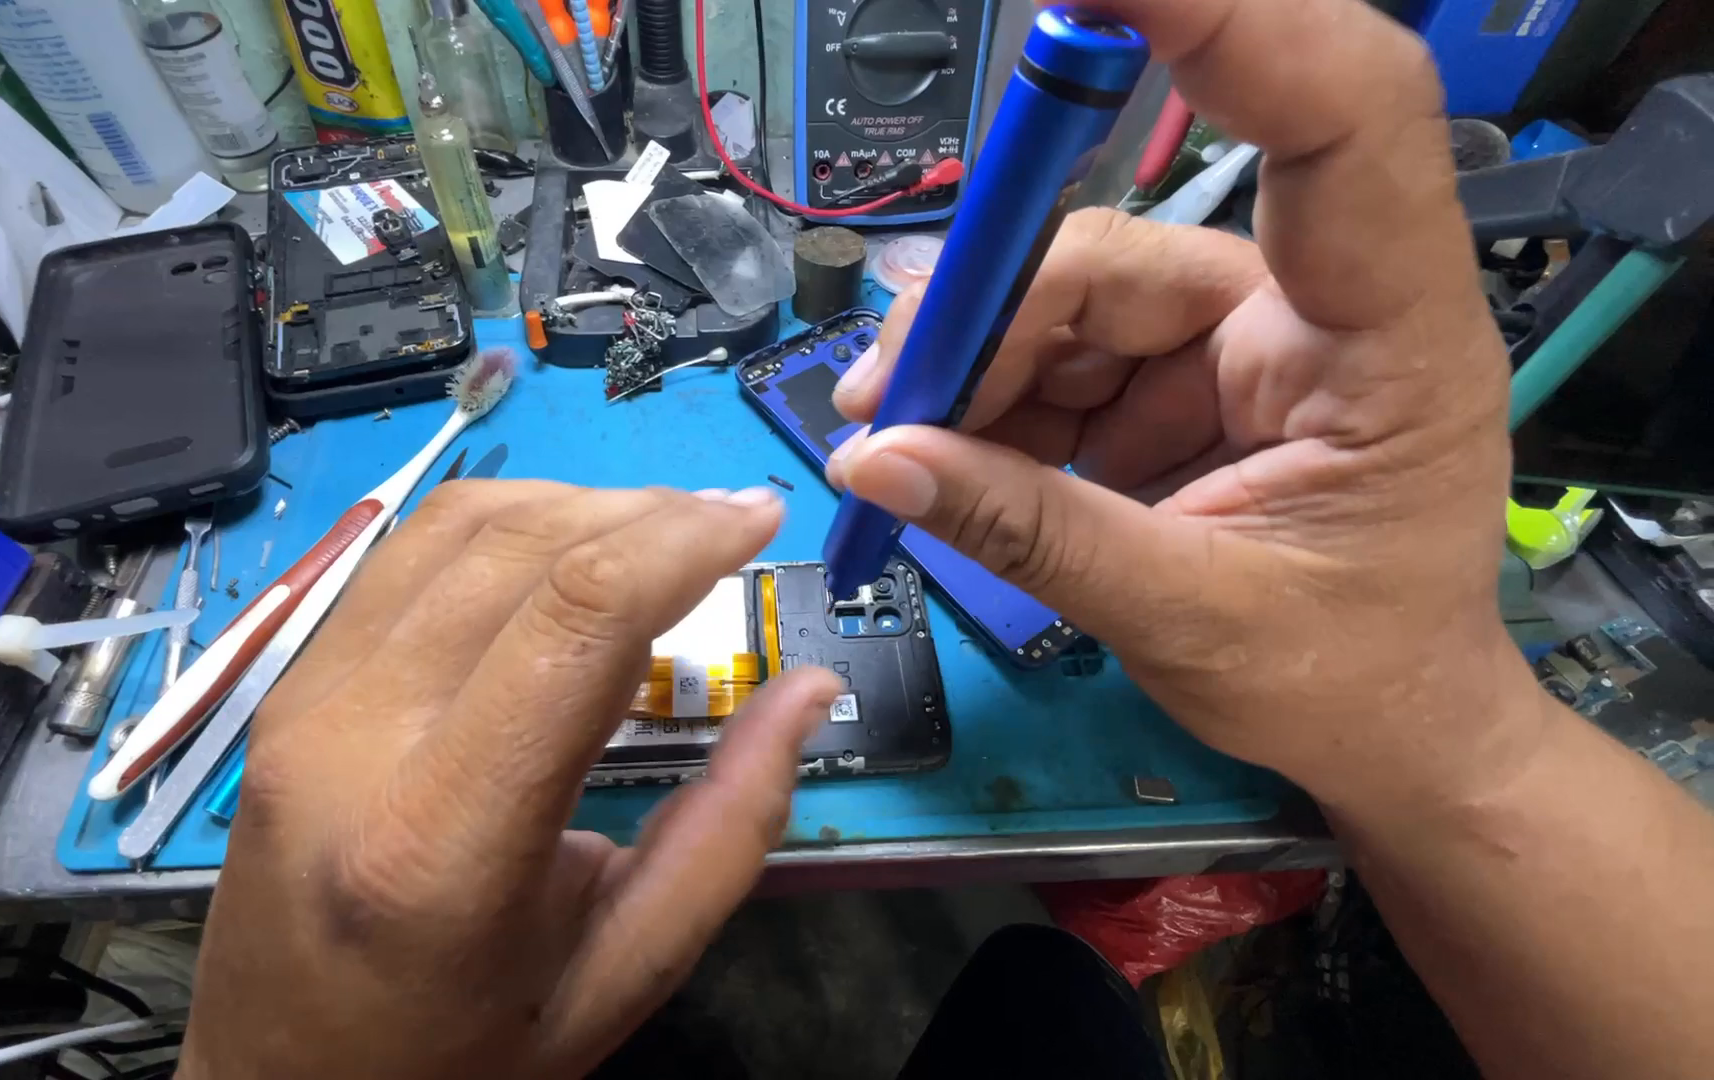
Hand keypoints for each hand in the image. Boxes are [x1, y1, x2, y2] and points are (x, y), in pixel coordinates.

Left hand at [177, 482, 840, 1078]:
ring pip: (467, 524)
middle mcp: (354, 738)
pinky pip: (417, 547)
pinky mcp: (296, 678)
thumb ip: (734, 820)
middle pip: (526, 550)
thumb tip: (811, 688)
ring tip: (664, 530)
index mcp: (444, 839)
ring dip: (587, 503)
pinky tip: (574, 544)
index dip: (682, 542)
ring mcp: (308, 695)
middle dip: (653, 514)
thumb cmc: (471, 1042)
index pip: (577, 619)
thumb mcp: (631, 960)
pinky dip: (517, 517)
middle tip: (730, 522)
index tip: (758, 522)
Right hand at [827, 0, 1543, 817]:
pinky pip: (1038, 374)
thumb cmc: (1336, 674)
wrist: (1368, 727)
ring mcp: (1210, 352)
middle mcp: (1288, 316)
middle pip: (1103, 261)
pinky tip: (941, 461)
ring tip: (896, 447)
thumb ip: (1025, 532)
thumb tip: (876, 462)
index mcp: (1373, 342)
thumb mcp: (1179, 612)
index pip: (1335, 128)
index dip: (1234, 31)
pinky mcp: (1152, 394)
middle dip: (976, 326)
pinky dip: (976, 415)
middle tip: (877, 403)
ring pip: (1050, 315)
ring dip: (959, 379)